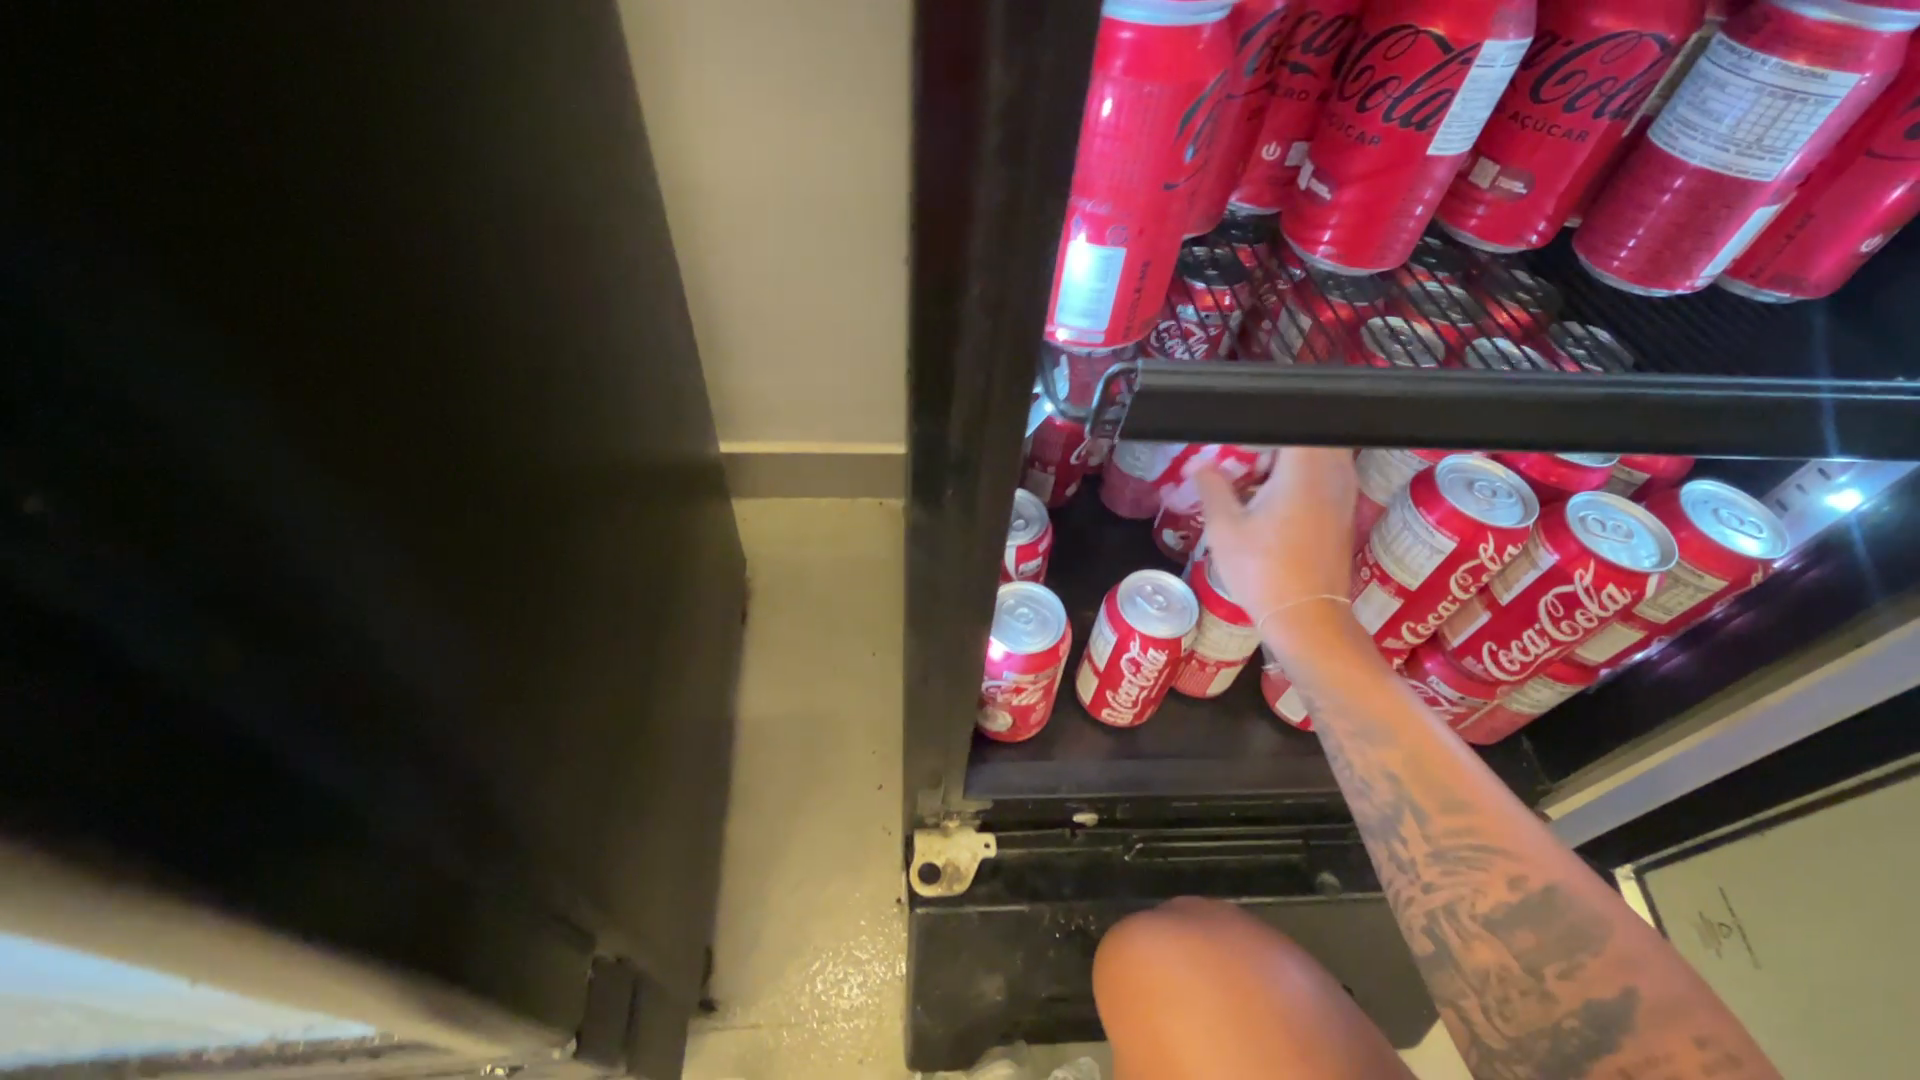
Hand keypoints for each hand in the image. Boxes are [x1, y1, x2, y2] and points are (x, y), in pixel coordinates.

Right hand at [1194, 448, 1364, 667]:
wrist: (1306, 618)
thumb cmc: (1262, 570)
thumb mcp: (1224, 527)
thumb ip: (1212, 487)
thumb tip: (1201, 466)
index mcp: (1305, 466)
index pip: (1287, 422)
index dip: (1255, 428)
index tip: (1231, 444)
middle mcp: (1334, 471)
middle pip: (1303, 435)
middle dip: (1270, 443)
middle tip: (1240, 464)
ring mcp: (1345, 491)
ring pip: (1314, 455)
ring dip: (1283, 462)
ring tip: (1251, 485)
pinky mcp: (1344, 511)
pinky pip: (1322, 476)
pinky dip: (1296, 480)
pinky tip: (1269, 506)